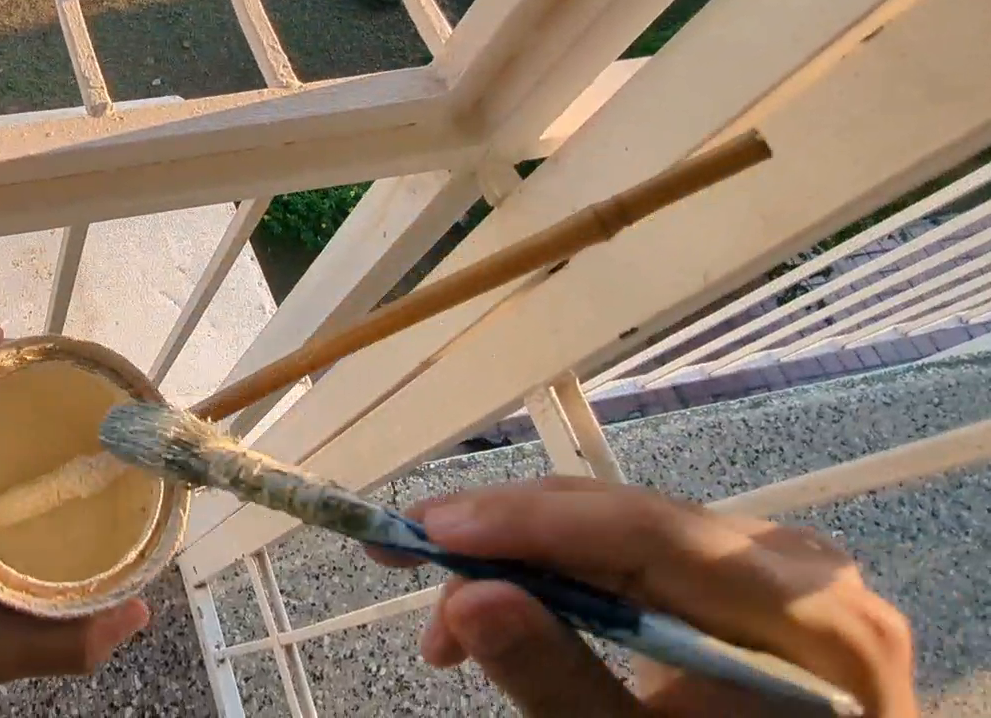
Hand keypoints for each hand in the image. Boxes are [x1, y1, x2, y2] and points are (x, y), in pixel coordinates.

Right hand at [372, 477, 914, 715]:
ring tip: (439, 619)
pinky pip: (608, 544)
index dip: (527, 526)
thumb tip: (463, 597)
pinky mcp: (717, 563)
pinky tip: (489, 608)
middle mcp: (784, 561)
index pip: (645, 532)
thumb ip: (560, 683)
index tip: (428, 532)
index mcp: (804, 616)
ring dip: (504, 559)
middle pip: (606, 518)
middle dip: (493, 537)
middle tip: (398, 554)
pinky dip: (541, 572)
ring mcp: (753, 556)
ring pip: (592, 523)